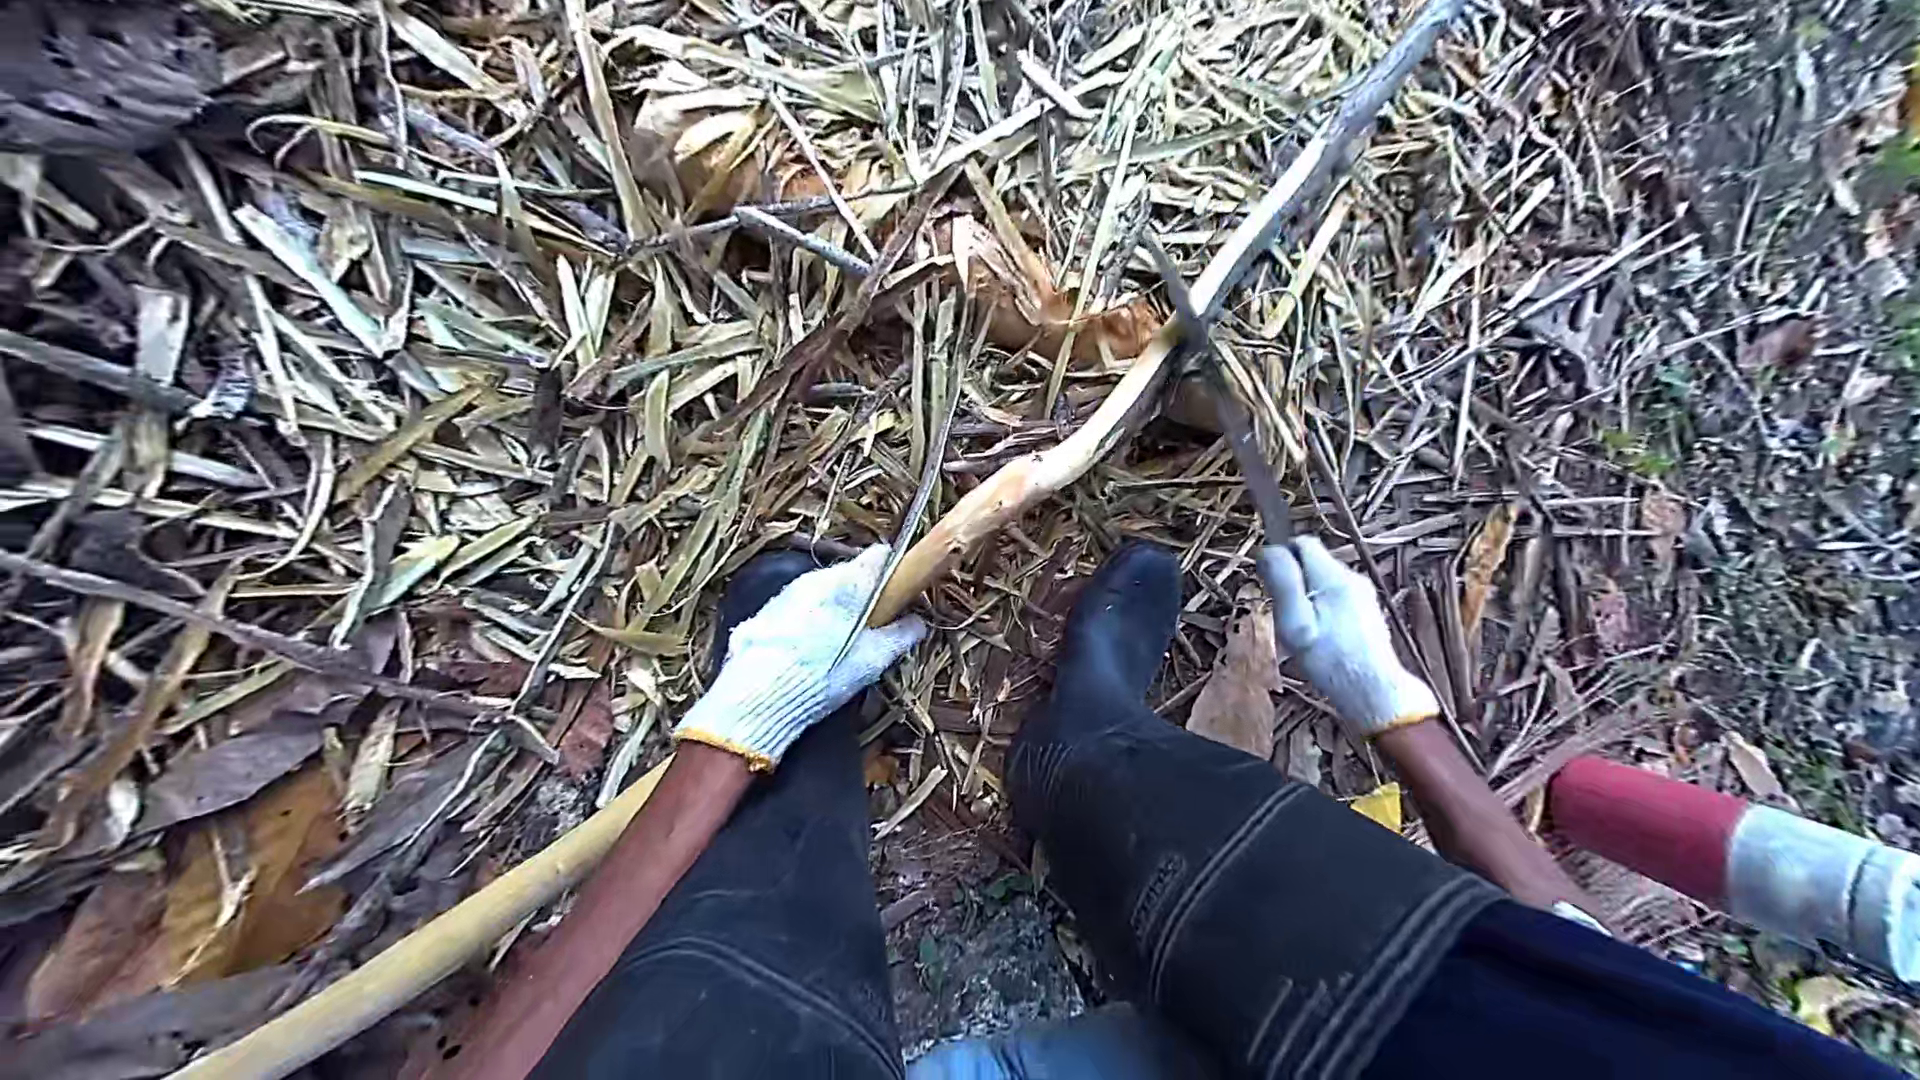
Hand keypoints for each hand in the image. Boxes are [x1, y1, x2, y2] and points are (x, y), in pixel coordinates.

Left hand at [675, 544, 926, 768]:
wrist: (756, 698)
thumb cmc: (823, 675)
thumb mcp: (872, 661)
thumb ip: (900, 636)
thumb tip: (919, 623)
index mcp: (847, 583)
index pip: (879, 557)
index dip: (893, 571)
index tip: (899, 593)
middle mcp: (816, 578)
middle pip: (850, 573)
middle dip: (863, 594)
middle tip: (871, 628)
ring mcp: (788, 592)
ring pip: (822, 590)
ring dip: (834, 607)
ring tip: (837, 643)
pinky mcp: (766, 610)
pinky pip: (798, 606)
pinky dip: (808, 619)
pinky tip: (807, 650)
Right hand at [1256, 536, 1437, 737]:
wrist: (1372, 691)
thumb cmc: (1329, 659)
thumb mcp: (1295, 621)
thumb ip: (1282, 581)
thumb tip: (1268, 550)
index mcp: (1334, 576)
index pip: (1302, 543)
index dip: (1280, 557)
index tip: (1271, 585)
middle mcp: (1352, 577)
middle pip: (1310, 561)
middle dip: (1291, 580)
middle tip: (1285, 614)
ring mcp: (1362, 594)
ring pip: (1320, 580)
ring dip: (1304, 597)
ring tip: (1301, 629)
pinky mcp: (1365, 609)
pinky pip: (1332, 595)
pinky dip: (1318, 608)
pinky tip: (1318, 635)